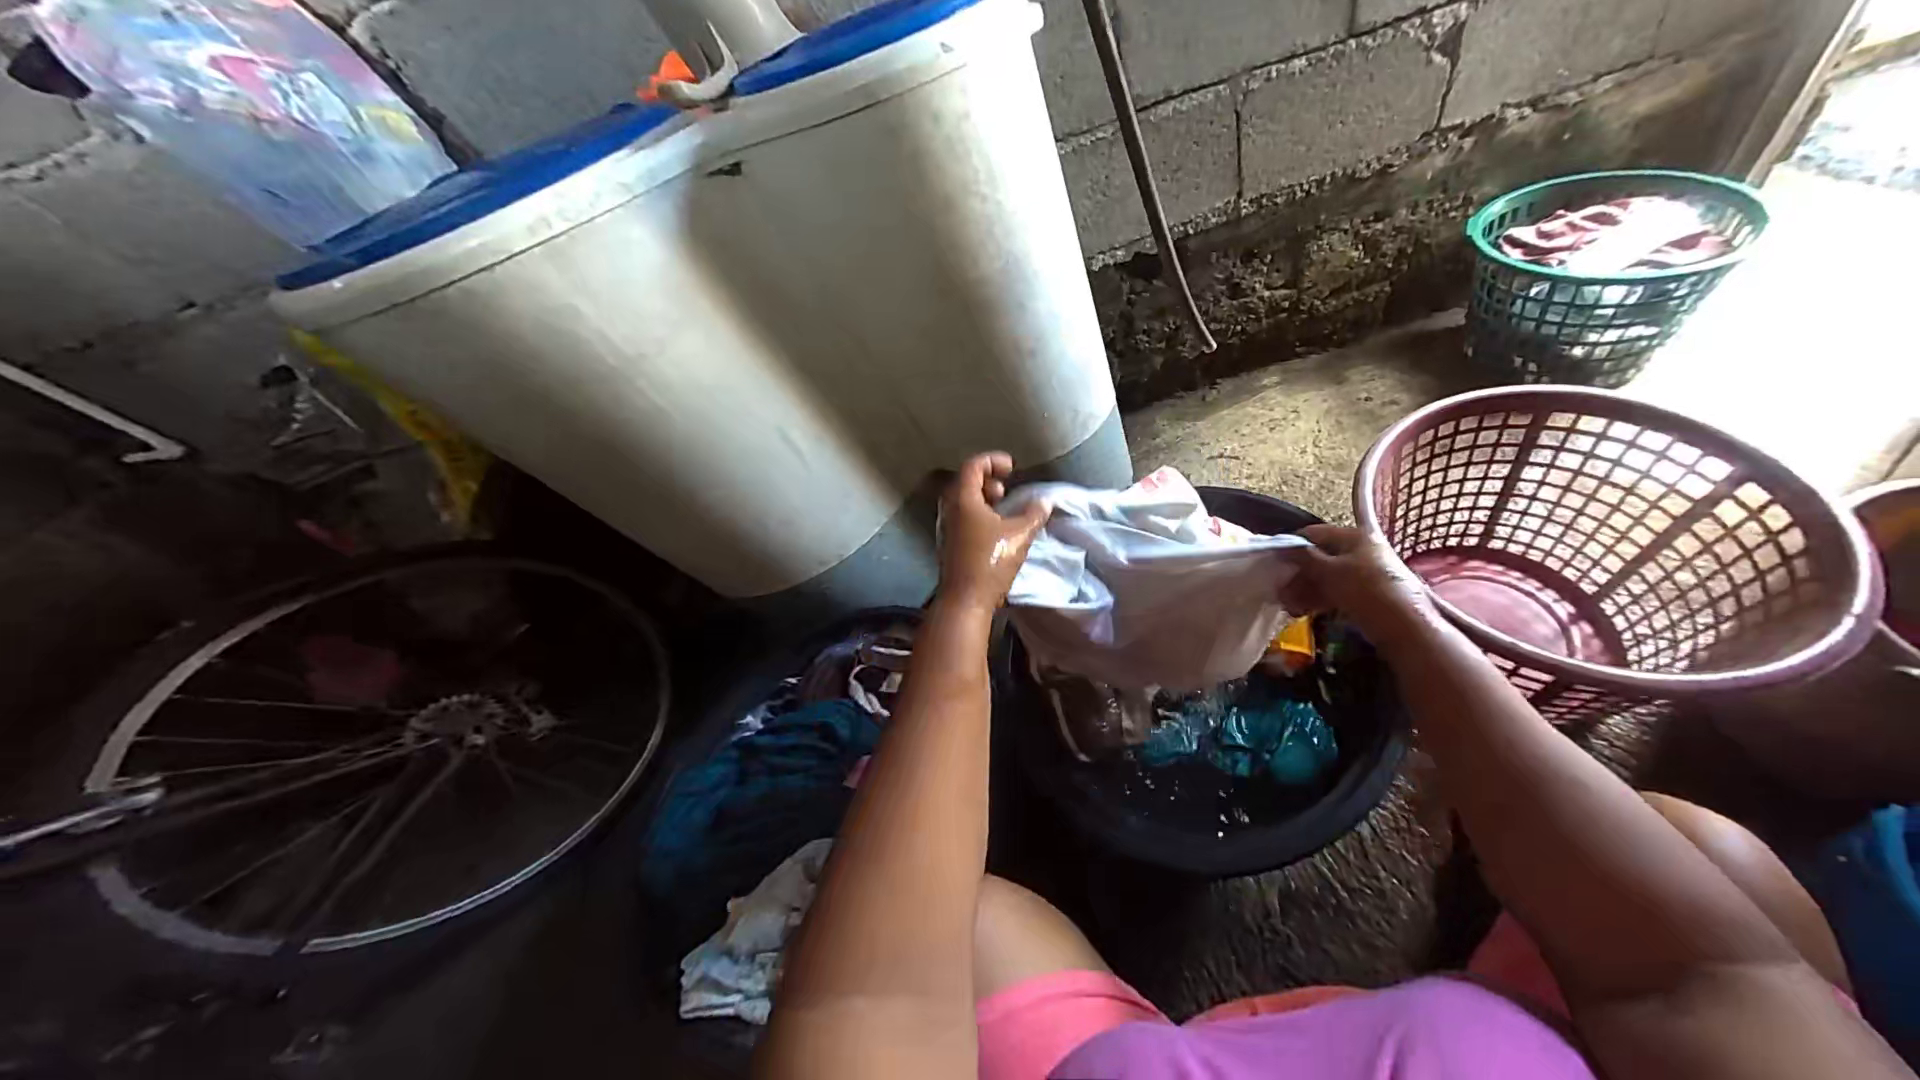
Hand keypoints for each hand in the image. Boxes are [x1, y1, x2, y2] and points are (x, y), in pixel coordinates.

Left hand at [937, 452, 1049, 614]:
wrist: (965, 600)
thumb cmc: (991, 563)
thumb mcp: (1020, 535)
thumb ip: (1034, 514)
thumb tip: (1045, 502)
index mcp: (962, 499)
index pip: (973, 466)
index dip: (993, 460)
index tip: (1012, 467)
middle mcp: (949, 509)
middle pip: (964, 481)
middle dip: (987, 478)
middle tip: (1005, 488)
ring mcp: (946, 527)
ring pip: (962, 500)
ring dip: (982, 497)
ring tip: (1003, 506)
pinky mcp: (948, 543)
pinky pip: (961, 516)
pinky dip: (977, 512)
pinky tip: (994, 527)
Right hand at [1282, 524, 1437, 648]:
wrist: (1405, 627)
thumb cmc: (1366, 590)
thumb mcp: (1330, 571)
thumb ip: (1304, 557)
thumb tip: (1283, 547)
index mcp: (1355, 537)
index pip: (1314, 533)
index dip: (1291, 546)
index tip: (1272, 561)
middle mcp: (1360, 551)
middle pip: (1319, 557)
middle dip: (1297, 574)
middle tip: (1278, 590)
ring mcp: (1364, 573)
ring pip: (1325, 577)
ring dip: (1304, 590)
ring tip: (1288, 605)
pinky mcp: (1365, 595)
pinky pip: (1335, 592)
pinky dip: (1317, 599)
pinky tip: (1302, 611)